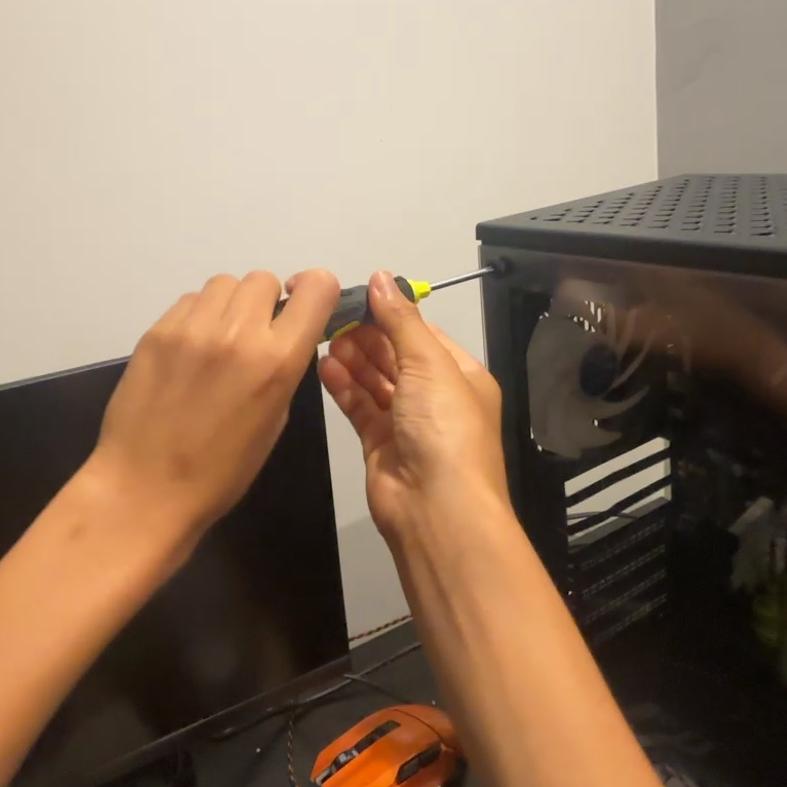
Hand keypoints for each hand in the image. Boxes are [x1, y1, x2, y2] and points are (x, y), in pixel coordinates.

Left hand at [88, 269, 341, 537]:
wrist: (146, 487)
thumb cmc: (221, 470)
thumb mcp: (273, 420)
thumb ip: (282, 368)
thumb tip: (278, 337)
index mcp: (278, 360)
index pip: (316, 288)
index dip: (315, 291)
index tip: (301, 309)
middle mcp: (238, 332)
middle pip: (264, 279)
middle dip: (266, 302)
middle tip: (252, 336)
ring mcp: (193, 327)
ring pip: (225, 284)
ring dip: (230, 305)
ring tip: (217, 342)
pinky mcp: (157, 330)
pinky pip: (190, 301)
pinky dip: (197, 317)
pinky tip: (187, 352)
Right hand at [317, 271, 508, 540]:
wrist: (437, 509)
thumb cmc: (444, 428)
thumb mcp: (429, 364)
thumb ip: (401, 320)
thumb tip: (381, 277)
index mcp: (461, 375)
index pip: (423, 334)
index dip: (391, 314)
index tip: (357, 296)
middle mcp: (436, 398)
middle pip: (396, 356)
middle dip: (367, 337)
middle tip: (333, 318)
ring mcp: (407, 422)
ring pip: (375, 381)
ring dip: (353, 359)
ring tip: (326, 340)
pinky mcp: (380, 444)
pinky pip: (360, 407)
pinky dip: (344, 387)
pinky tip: (325, 367)